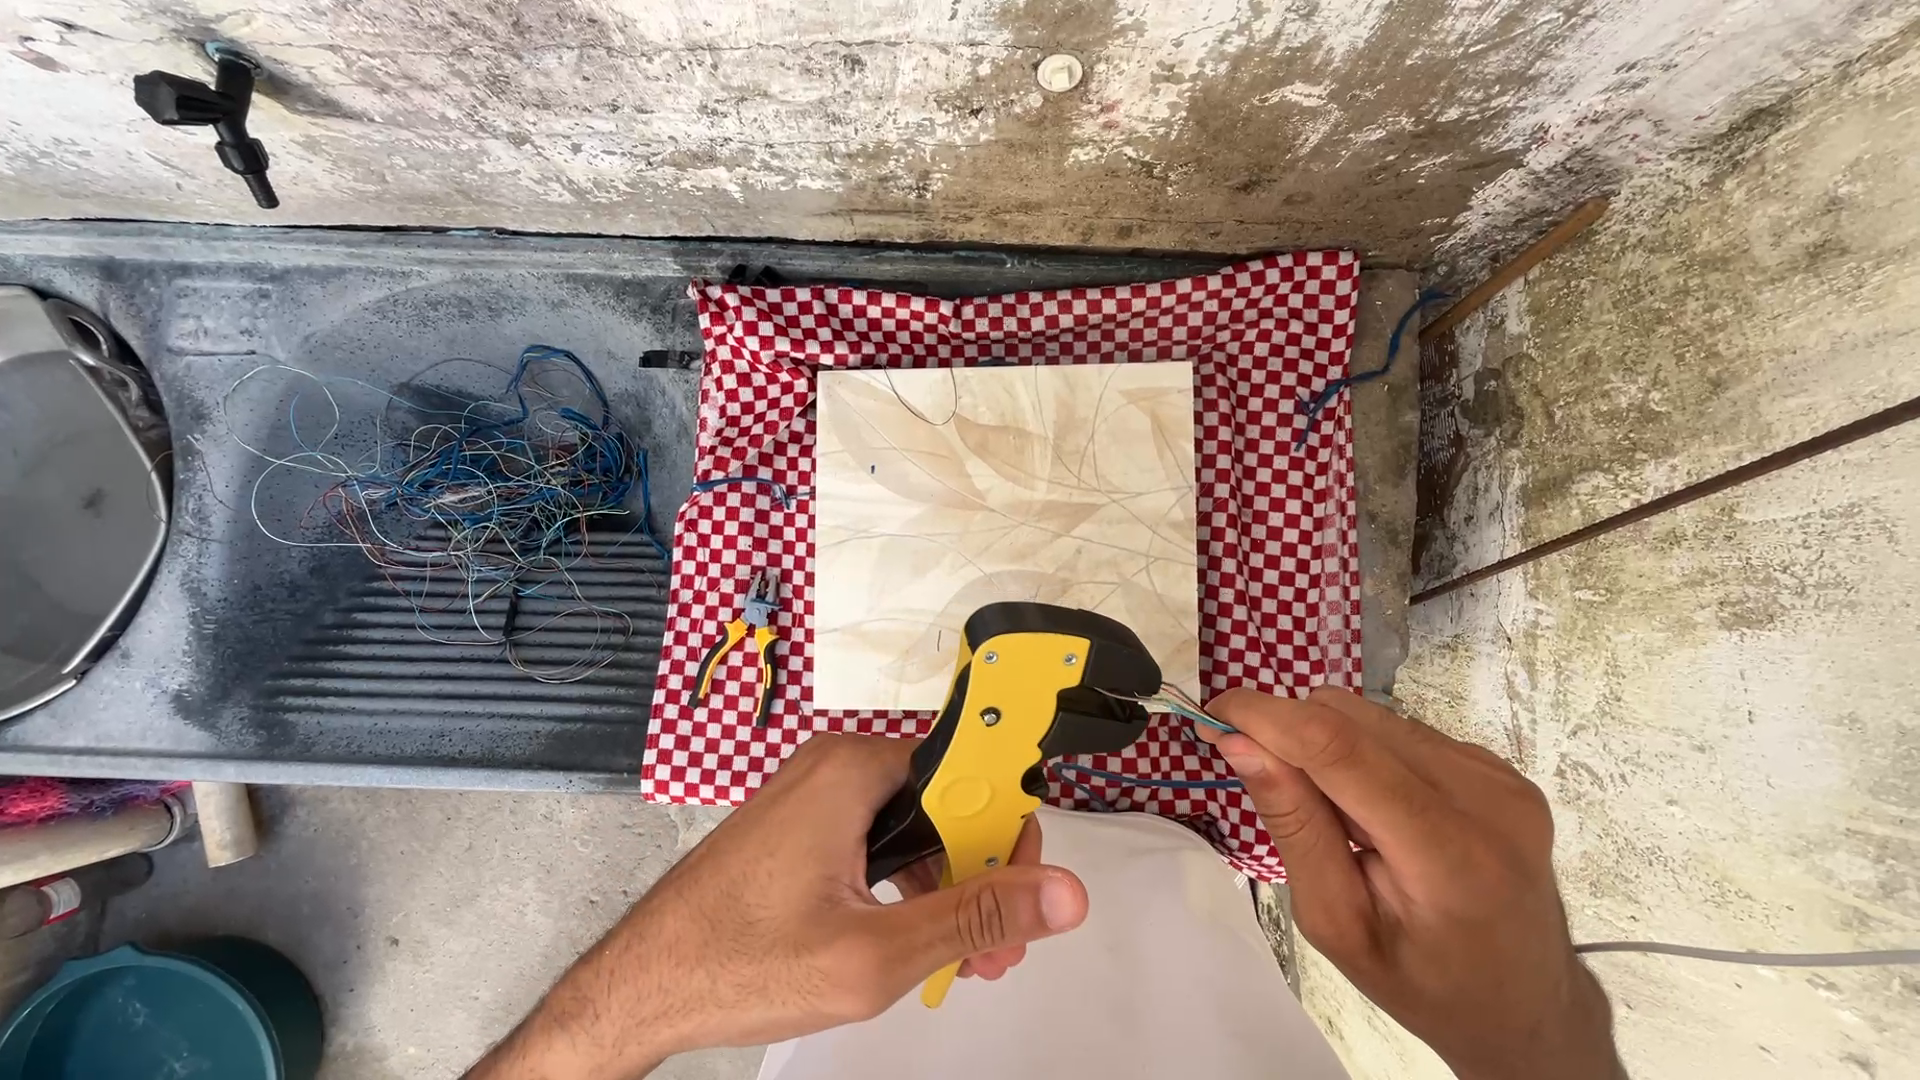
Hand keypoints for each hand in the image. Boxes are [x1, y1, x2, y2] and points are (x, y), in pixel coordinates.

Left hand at [466, 735, 1088, 1079]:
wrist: (637, 987)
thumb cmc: (742, 962)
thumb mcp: (876, 953)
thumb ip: (975, 918)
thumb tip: (1061, 893)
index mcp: (854, 770)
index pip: (970, 770)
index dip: (1009, 827)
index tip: (1027, 888)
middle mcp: (836, 766)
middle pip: (943, 802)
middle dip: (979, 874)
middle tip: (998, 947)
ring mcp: (815, 794)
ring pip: (912, 826)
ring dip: (945, 887)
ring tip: (963, 960)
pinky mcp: (803, 824)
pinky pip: (876, 838)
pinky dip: (904, 885)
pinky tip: (914, 939)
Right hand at [1204, 687, 1623, 1079]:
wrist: (1526, 1004)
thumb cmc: (1420, 981)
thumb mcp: (1334, 922)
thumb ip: (1292, 825)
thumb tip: (1240, 744)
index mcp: (1448, 853)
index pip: (1338, 748)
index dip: (1265, 716)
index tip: (1211, 715)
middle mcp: (1484, 796)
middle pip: (1348, 718)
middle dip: (1287, 732)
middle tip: (1268, 782)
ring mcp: (1499, 776)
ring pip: (1368, 713)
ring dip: (1323, 742)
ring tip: (1336, 811)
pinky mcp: (1498, 766)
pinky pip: (1397, 726)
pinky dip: (1360, 750)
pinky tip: (1372, 805)